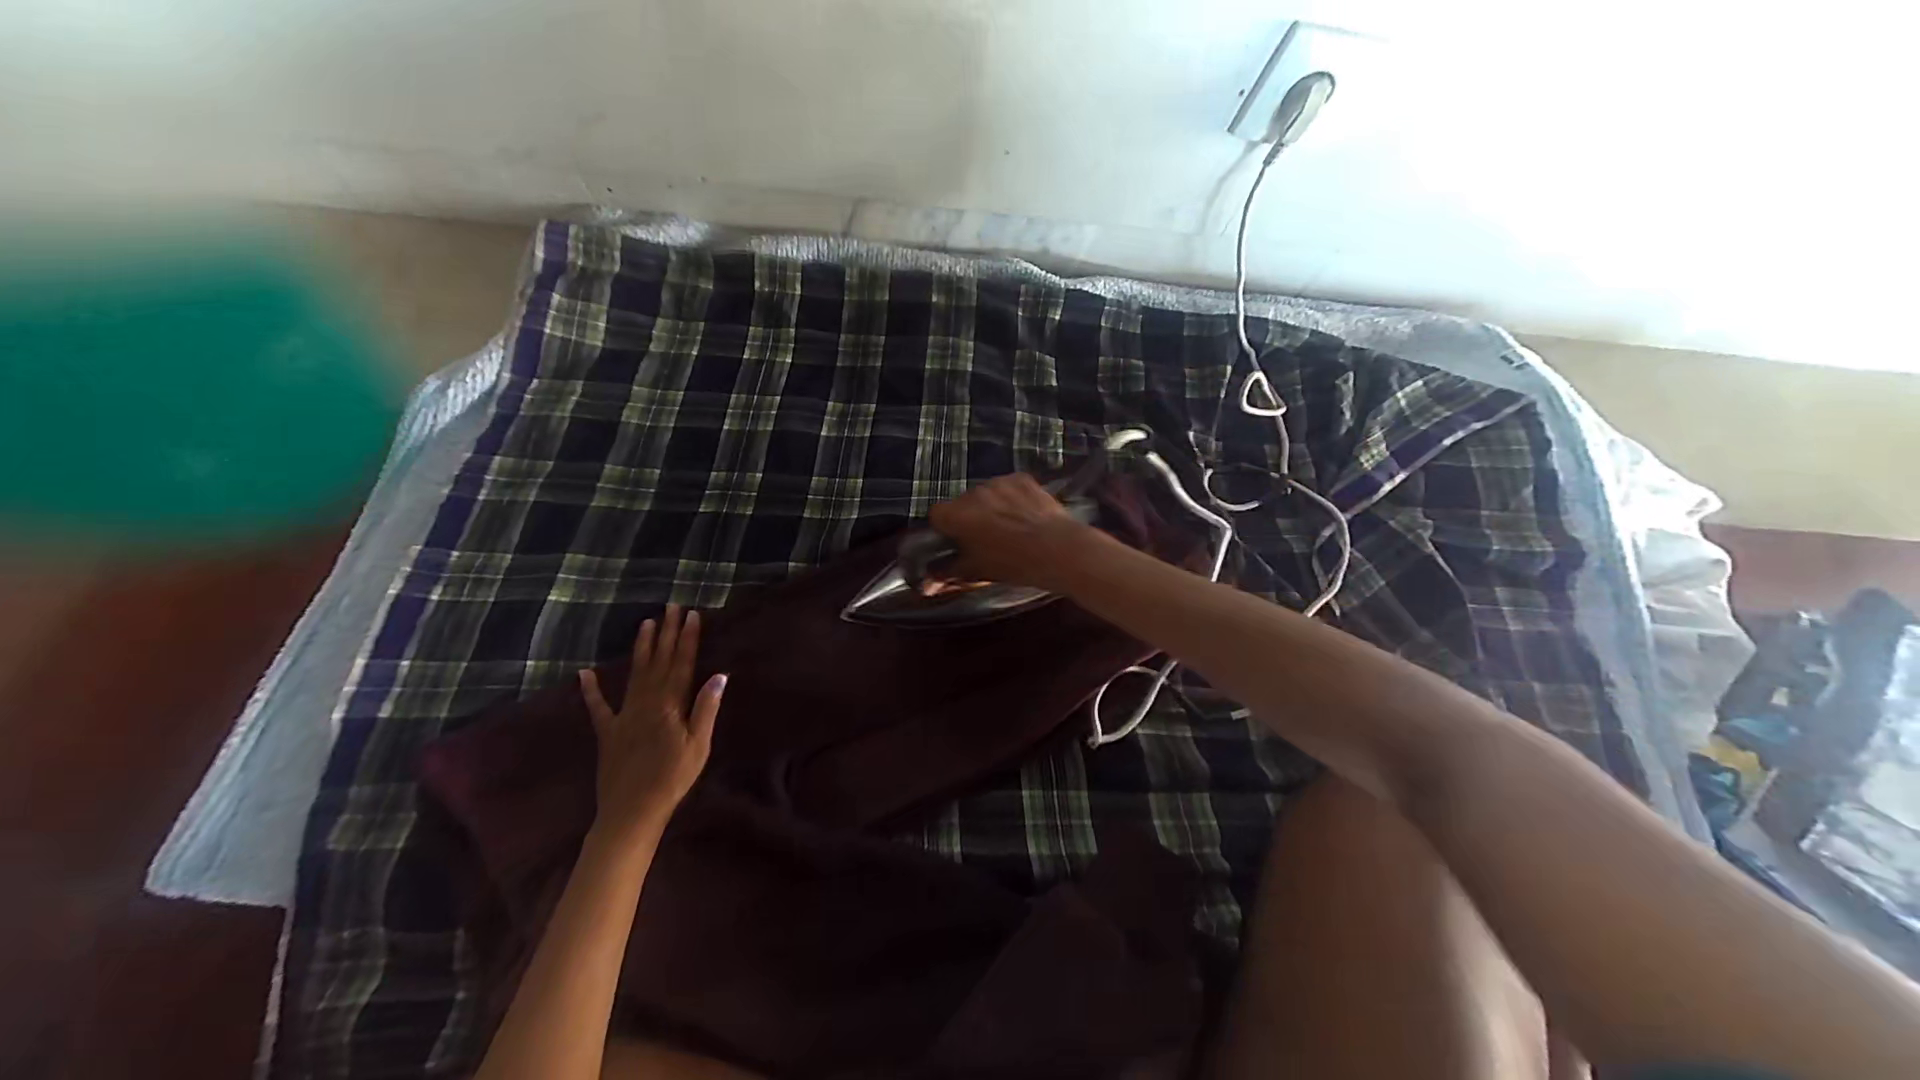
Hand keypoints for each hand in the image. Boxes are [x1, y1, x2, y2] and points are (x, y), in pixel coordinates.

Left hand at [578, 604, 725, 838]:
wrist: (632, 810)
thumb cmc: (673, 779)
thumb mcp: (699, 745)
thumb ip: (706, 709)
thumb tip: (719, 675)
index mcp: (670, 705)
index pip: (682, 663)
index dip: (687, 638)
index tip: (692, 614)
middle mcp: (646, 702)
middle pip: (659, 661)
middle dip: (667, 633)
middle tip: (671, 607)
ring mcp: (624, 715)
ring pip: (634, 673)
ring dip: (641, 648)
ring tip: (646, 623)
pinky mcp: (608, 732)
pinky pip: (598, 707)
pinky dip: (590, 690)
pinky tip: (584, 673)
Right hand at [926, 473, 1095, 589]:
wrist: (1059, 550)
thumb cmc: (1013, 564)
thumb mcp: (977, 571)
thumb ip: (948, 573)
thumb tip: (926, 586)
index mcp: (956, 514)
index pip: (937, 515)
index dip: (945, 529)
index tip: (957, 542)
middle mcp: (973, 492)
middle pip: (962, 503)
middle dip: (970, 517)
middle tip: (985, 539)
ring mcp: (999, 482)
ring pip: (987, 494)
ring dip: (991, 507)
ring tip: (1010, 528)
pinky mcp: (1022, 478)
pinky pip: (1009, 487)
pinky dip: (1013, 498)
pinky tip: (1025, 516)